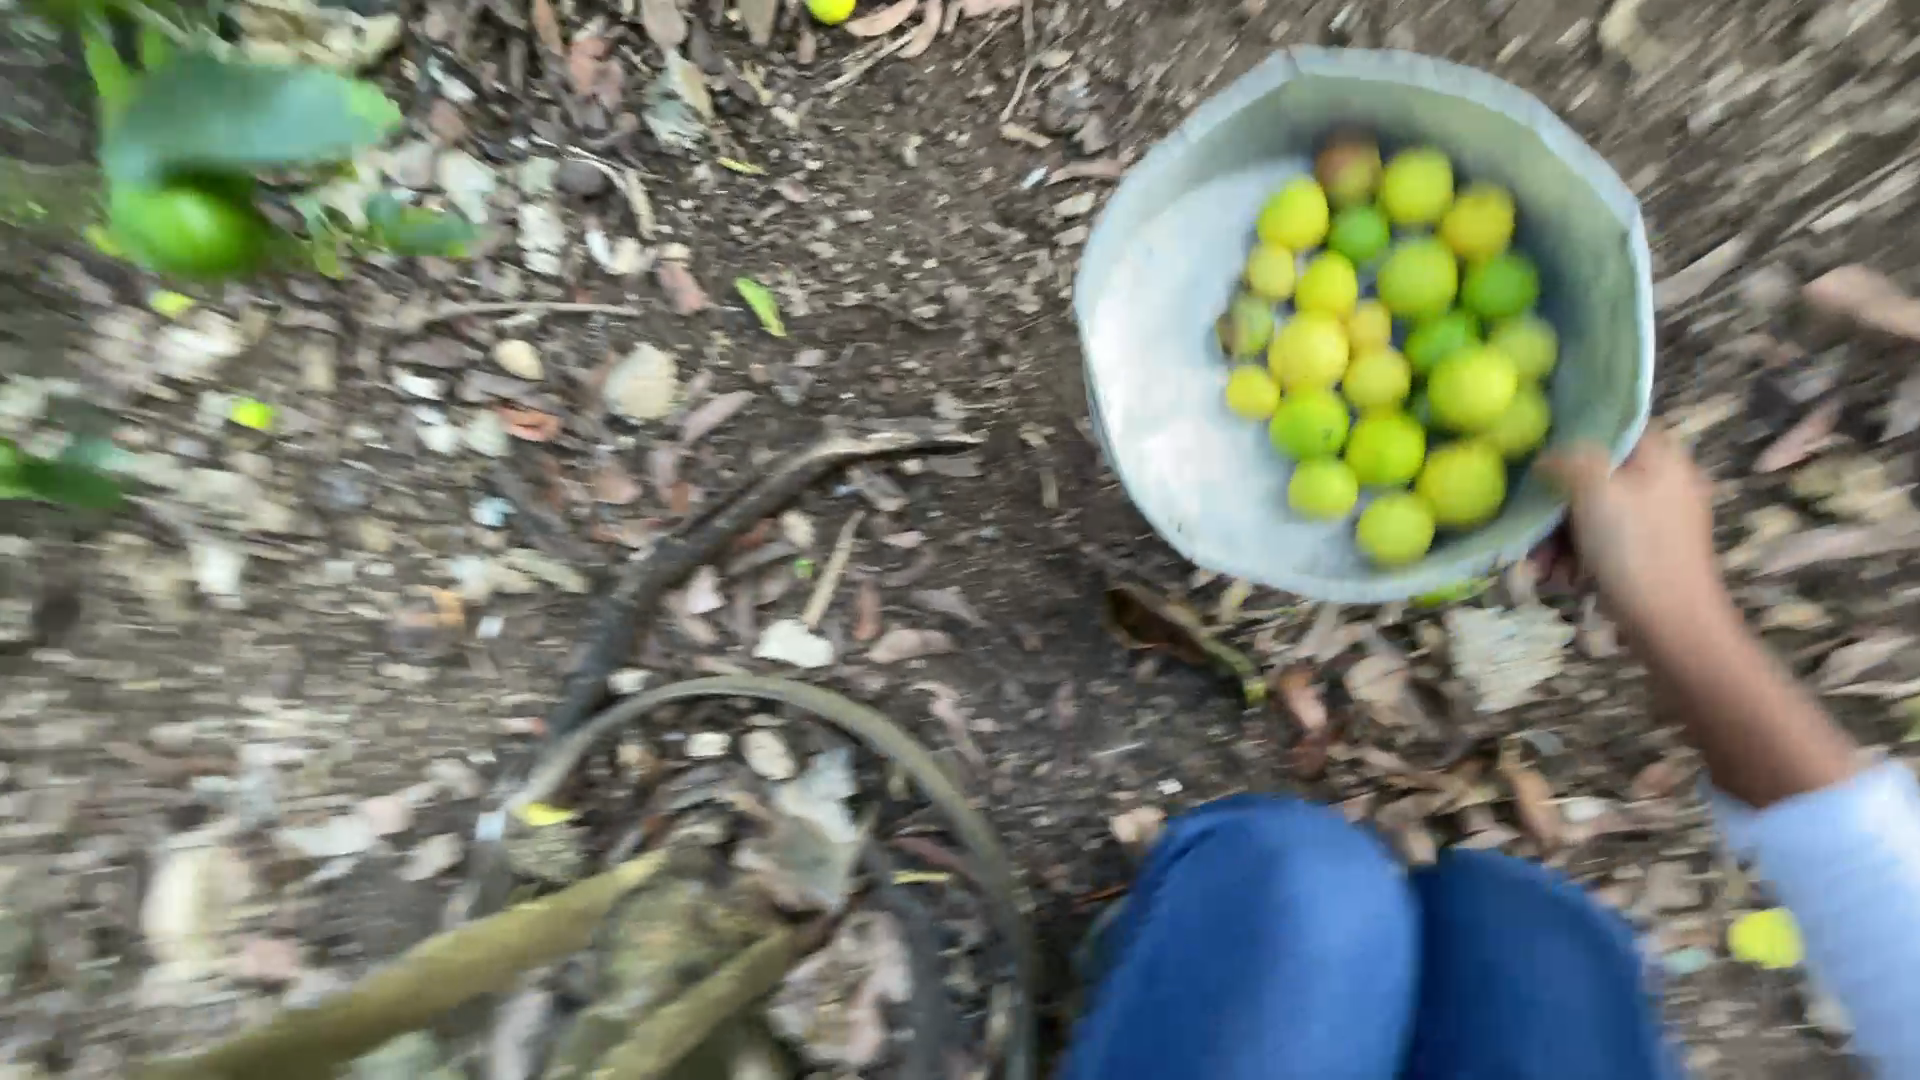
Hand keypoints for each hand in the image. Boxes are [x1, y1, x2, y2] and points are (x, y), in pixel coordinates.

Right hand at [1537, 426, 1725, 633]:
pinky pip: (1598, 540)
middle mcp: (1663, 487)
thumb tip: (1547, 456)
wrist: (1668, 620)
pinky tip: (1561, 576)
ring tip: (1542, 564)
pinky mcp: (1642, 552)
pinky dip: (1574, 555)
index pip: (1624, 429)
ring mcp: (1653, 522)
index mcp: (1664, 463)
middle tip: (1533, 524)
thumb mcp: (1597, 492)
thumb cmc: (1634, 549)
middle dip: (1557, 503)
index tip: (1546, 450)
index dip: (1586, 433)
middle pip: (1597, 477)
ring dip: (1557, 537)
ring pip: (1590, 513)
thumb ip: (1571, 461)